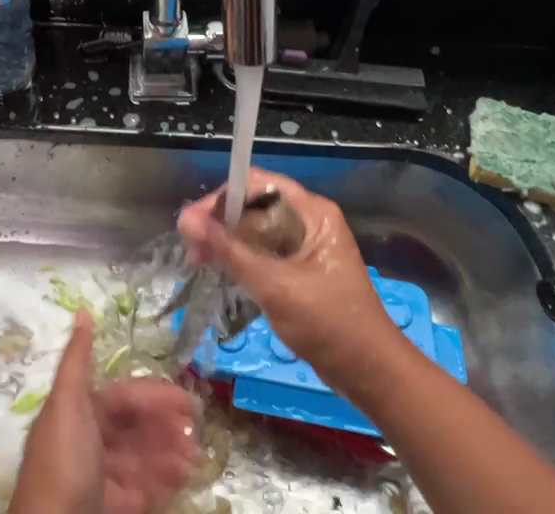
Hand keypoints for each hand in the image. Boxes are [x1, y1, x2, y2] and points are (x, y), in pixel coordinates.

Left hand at [9, 310, 197, 513]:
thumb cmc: (61, 463)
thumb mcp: (66, 405)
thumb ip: (77, 360)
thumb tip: (81, 311)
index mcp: (77, 414)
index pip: (122, 398)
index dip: (154, 397)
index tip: (187, 401)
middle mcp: (89, 442)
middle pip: (136, 428)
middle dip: (167, 426)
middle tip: (197, 432)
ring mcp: (103, 477)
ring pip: (144, 457)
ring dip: (171, 453)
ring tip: (195, 458)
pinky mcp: (115, 506)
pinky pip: (146, 488)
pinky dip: (166, 480)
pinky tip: (185, 477)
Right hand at [177, 169, 397, 387]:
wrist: (370, 371)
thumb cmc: (328, 324)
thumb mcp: (274, 286)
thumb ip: (229, 251)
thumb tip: (185, 219)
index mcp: (311, 212)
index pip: (256, 184)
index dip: (220, 199)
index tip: (190, 225)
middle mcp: (308, 219)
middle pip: (254, 204)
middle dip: (219, 221)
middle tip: (190, 249)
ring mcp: (305, 244)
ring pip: (255, 228)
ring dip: (226, 240)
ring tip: (198, 261)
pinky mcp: (300, 267)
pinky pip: (263, 249)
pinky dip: (240, 256)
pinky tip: (220, 270)